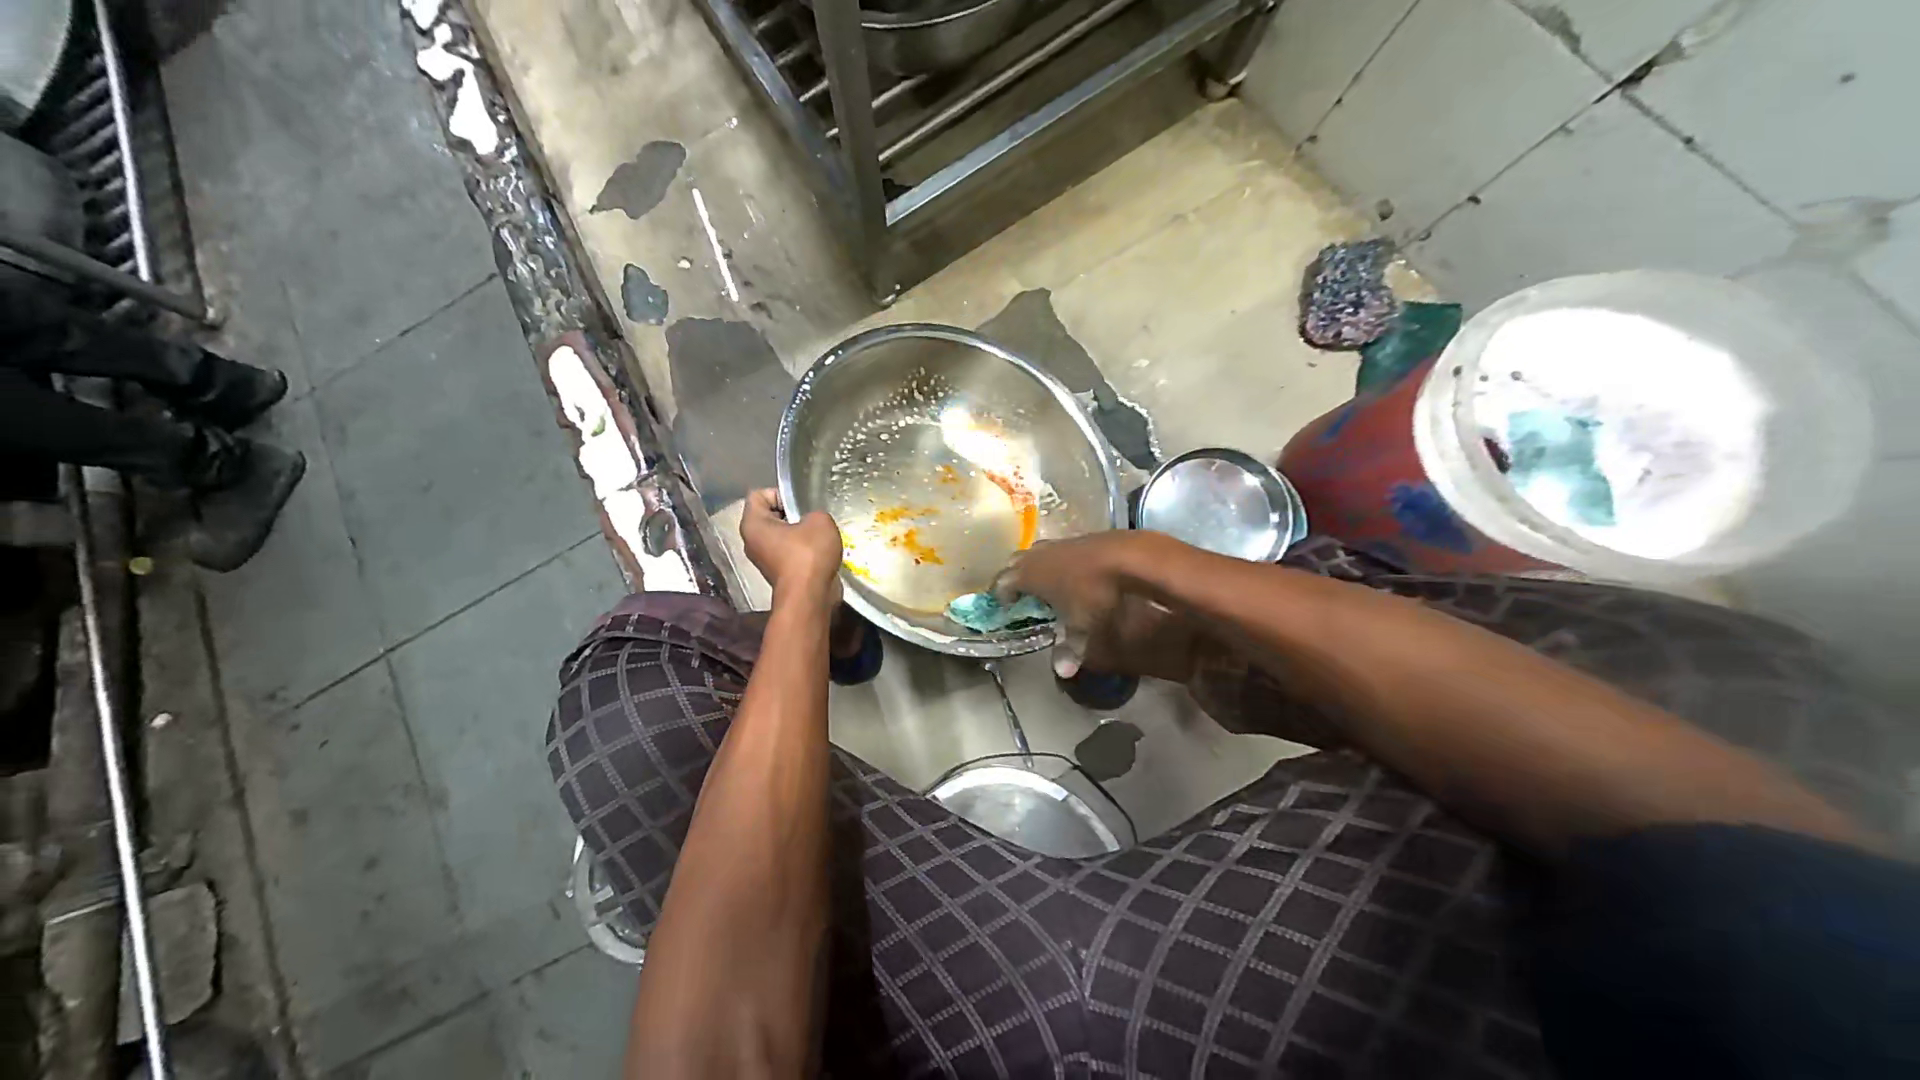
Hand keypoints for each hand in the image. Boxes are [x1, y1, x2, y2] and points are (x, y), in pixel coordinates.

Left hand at [740, 489, 842, 607]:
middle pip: (771, 515)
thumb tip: (811, 523)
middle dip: (793, 514)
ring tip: (820, 536)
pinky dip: (804, 551)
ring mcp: (765, 559)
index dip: (781, 494)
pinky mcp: (779, 573)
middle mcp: (752, 541)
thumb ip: (813, 513)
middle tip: (812, 519)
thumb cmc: (808, 555)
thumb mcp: (819, 520)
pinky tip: (821, 553)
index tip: (800, 504)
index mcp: (753, 524)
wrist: (810, 597)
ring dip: (801, 534)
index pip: (759, 494)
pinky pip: (791, 552)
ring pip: (783, 535)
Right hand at [994, 532, 1194, 678]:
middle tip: (1021, 594)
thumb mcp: (1082, 626)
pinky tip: (1072, 573)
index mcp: (1029, 575)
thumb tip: (1063, 672)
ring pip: (1037, 552)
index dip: (1001, 595)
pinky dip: (1058, 560)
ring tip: (1046, 583)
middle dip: (1015, 577)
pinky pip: (1059, 548)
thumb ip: (1071, 648)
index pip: (1002, 582)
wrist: (1129, 556)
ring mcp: (1059, 542)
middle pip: (1015, 562)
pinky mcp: (1080, 536)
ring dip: (1037, 566)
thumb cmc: (1096, 593)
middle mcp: (1038, 555)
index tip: (1005, 606)